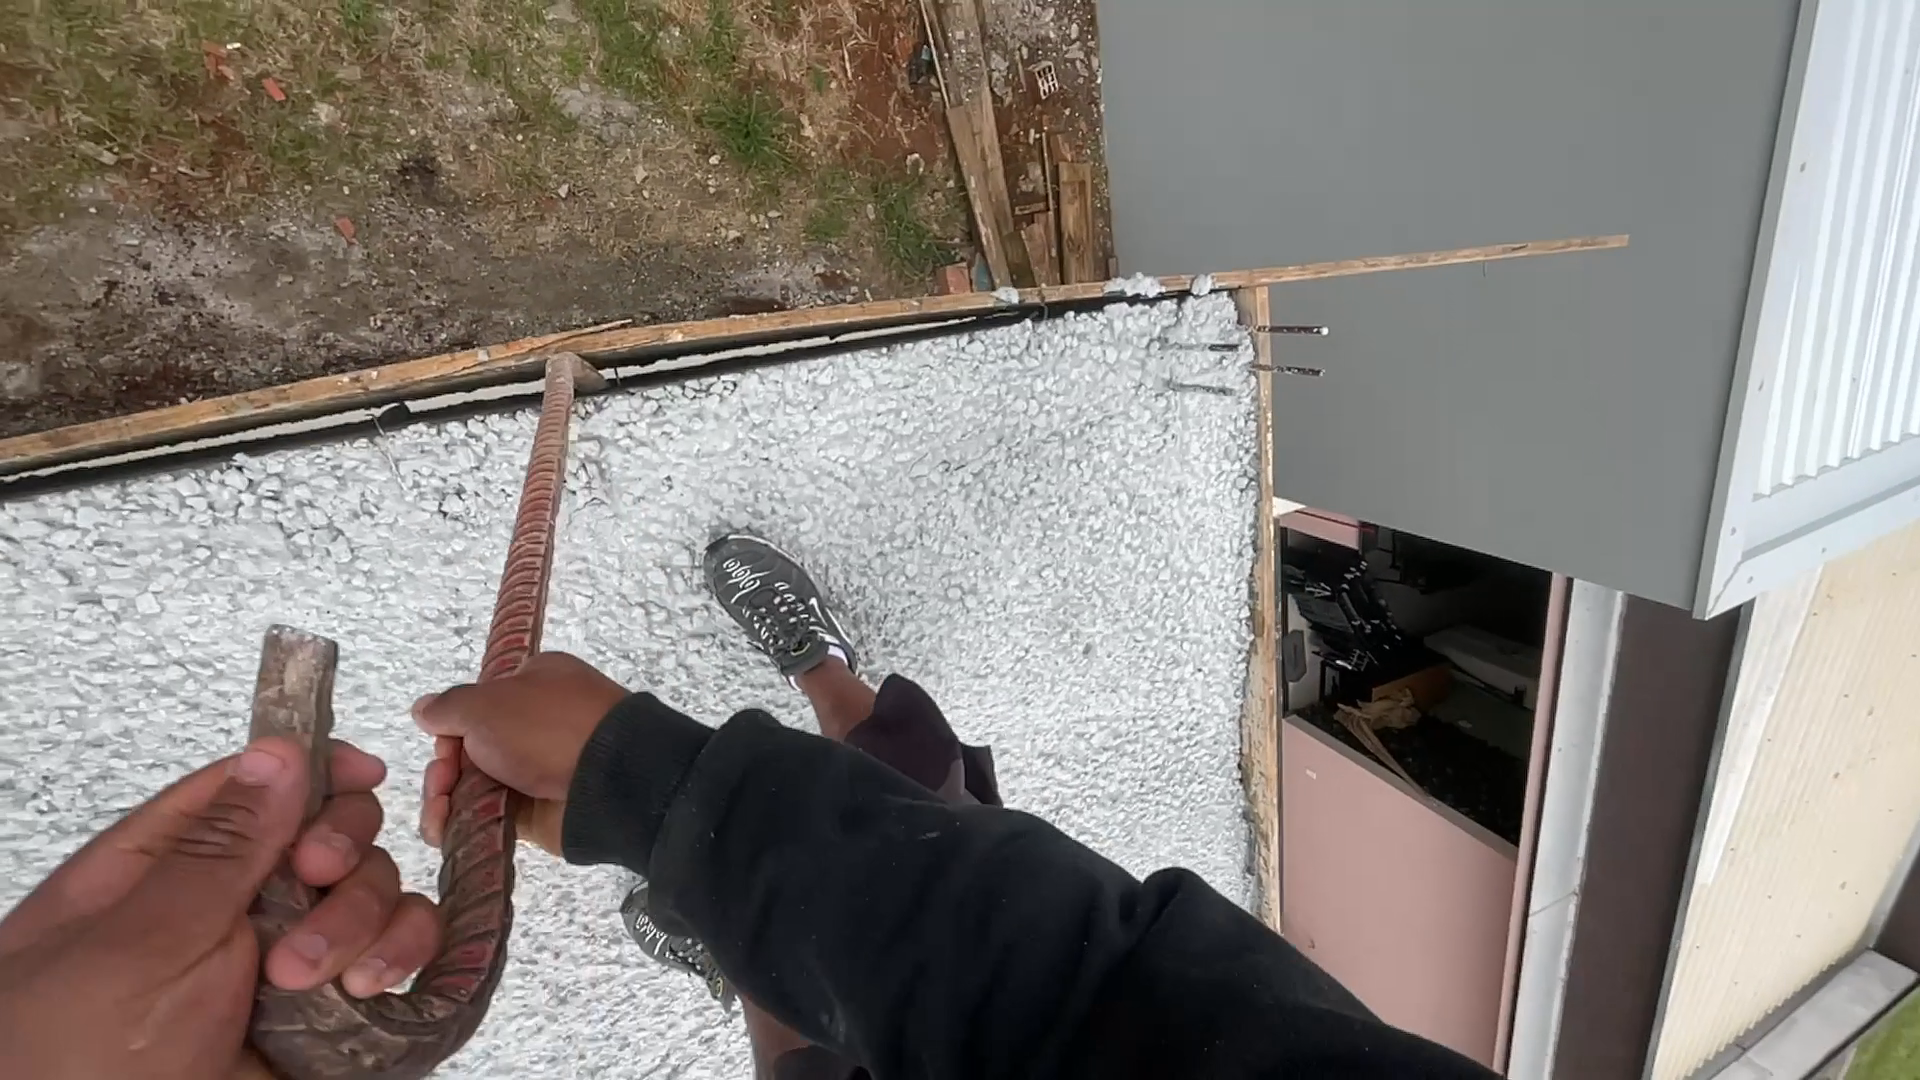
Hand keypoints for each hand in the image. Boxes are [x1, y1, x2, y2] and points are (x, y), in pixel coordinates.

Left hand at [0, 738, 441, 1079]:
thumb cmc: (77, 1070)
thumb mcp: (138, 948)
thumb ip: (220, 846)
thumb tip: (279, 746)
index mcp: (163, 872)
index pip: (256, 784)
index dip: (315, 770)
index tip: (362, 776)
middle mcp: (238, 900)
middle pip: (333, 828)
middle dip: (340, 857)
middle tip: (315, 883)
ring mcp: (295, 944)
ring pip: (378, 882)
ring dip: (363, 919)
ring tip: (311, 977)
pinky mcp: (343, 986)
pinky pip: (407, 935)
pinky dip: (404, 947)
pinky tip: (369, 983)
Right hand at [415, 651, 627, 854]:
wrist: (609, 779)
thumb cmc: (549, 727)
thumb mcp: (490, 702)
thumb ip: (451, 706)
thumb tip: (425, 708)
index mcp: (537, 683)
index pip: (480, 701)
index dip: (453, 723)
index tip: (443, 738)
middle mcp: (537, 724)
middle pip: (470, 746)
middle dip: (444, 766)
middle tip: (442, 779)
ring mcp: (536, 768)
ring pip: (471, 783)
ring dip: (444, 797)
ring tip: (441, 808)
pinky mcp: (533, 809)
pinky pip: (484, 814)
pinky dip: (459, 821)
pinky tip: (444, 827)